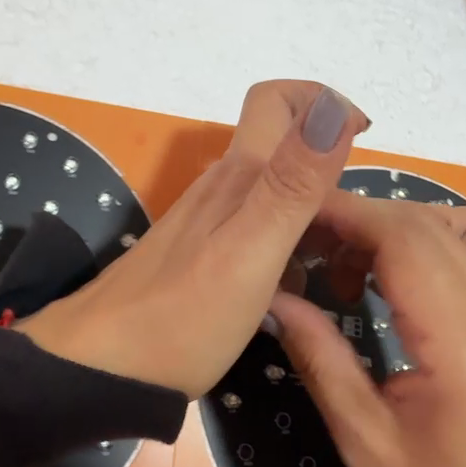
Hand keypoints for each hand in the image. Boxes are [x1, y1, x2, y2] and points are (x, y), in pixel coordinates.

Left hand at [19, 82, 367, 398]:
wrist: (100, 367)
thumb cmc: (182, 316)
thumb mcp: (252, 252)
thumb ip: (293, 183)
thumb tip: (331, 108)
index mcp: (240, 175)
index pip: (278, 100)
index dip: (322, 99)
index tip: (366, 135)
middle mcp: (223, 186)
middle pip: (284, 147)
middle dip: (330, 171)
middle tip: (363, 234)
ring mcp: (208, 220)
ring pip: (274, 191)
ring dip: (314, 213)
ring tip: (339, 269)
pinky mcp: (200, 252)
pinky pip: (258, 228)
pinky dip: (289, 244)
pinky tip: (294, 288)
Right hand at [269, 195, 465, 466]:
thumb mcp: (365, 446)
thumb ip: (320, 359)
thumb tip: (272, 296)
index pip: (405, 241)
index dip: (347, 213)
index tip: (296, 213)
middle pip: (430, 226)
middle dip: (362, 216)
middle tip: (307, 240)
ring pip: (460, 231)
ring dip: (398, 226)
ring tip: (348, 260)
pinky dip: (431, 245)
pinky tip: (394, 278)